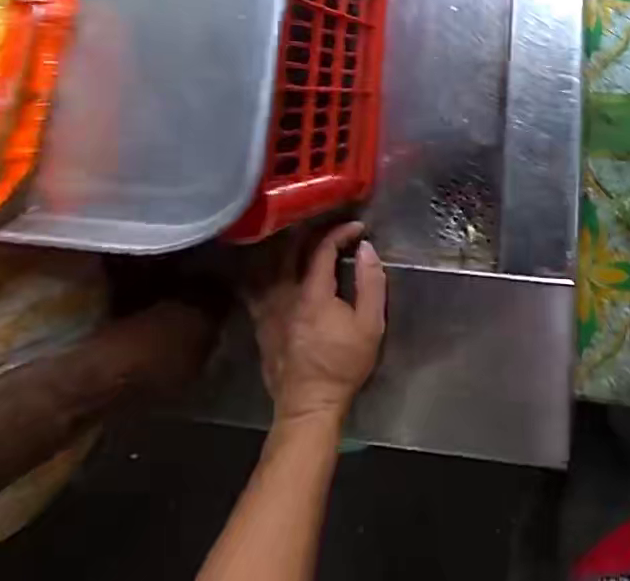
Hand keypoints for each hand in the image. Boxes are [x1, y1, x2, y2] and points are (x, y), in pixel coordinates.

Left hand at [244, 221, 386, 426]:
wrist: (309, 404)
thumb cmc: (344, 363)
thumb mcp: (371, 323)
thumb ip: (371, 282)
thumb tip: (366, 248)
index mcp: (312, 295)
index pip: (321, 249)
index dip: (341, 232)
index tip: (359, 228)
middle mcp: (283, 296)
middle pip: (288, 251)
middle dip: (311, 232)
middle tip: (331, 226)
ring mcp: (267, 310)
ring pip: (268, 266)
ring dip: (287, 246)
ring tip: (305, 238)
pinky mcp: (260, 323)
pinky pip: (259, 285)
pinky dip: (270, 268)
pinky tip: (280, 266)